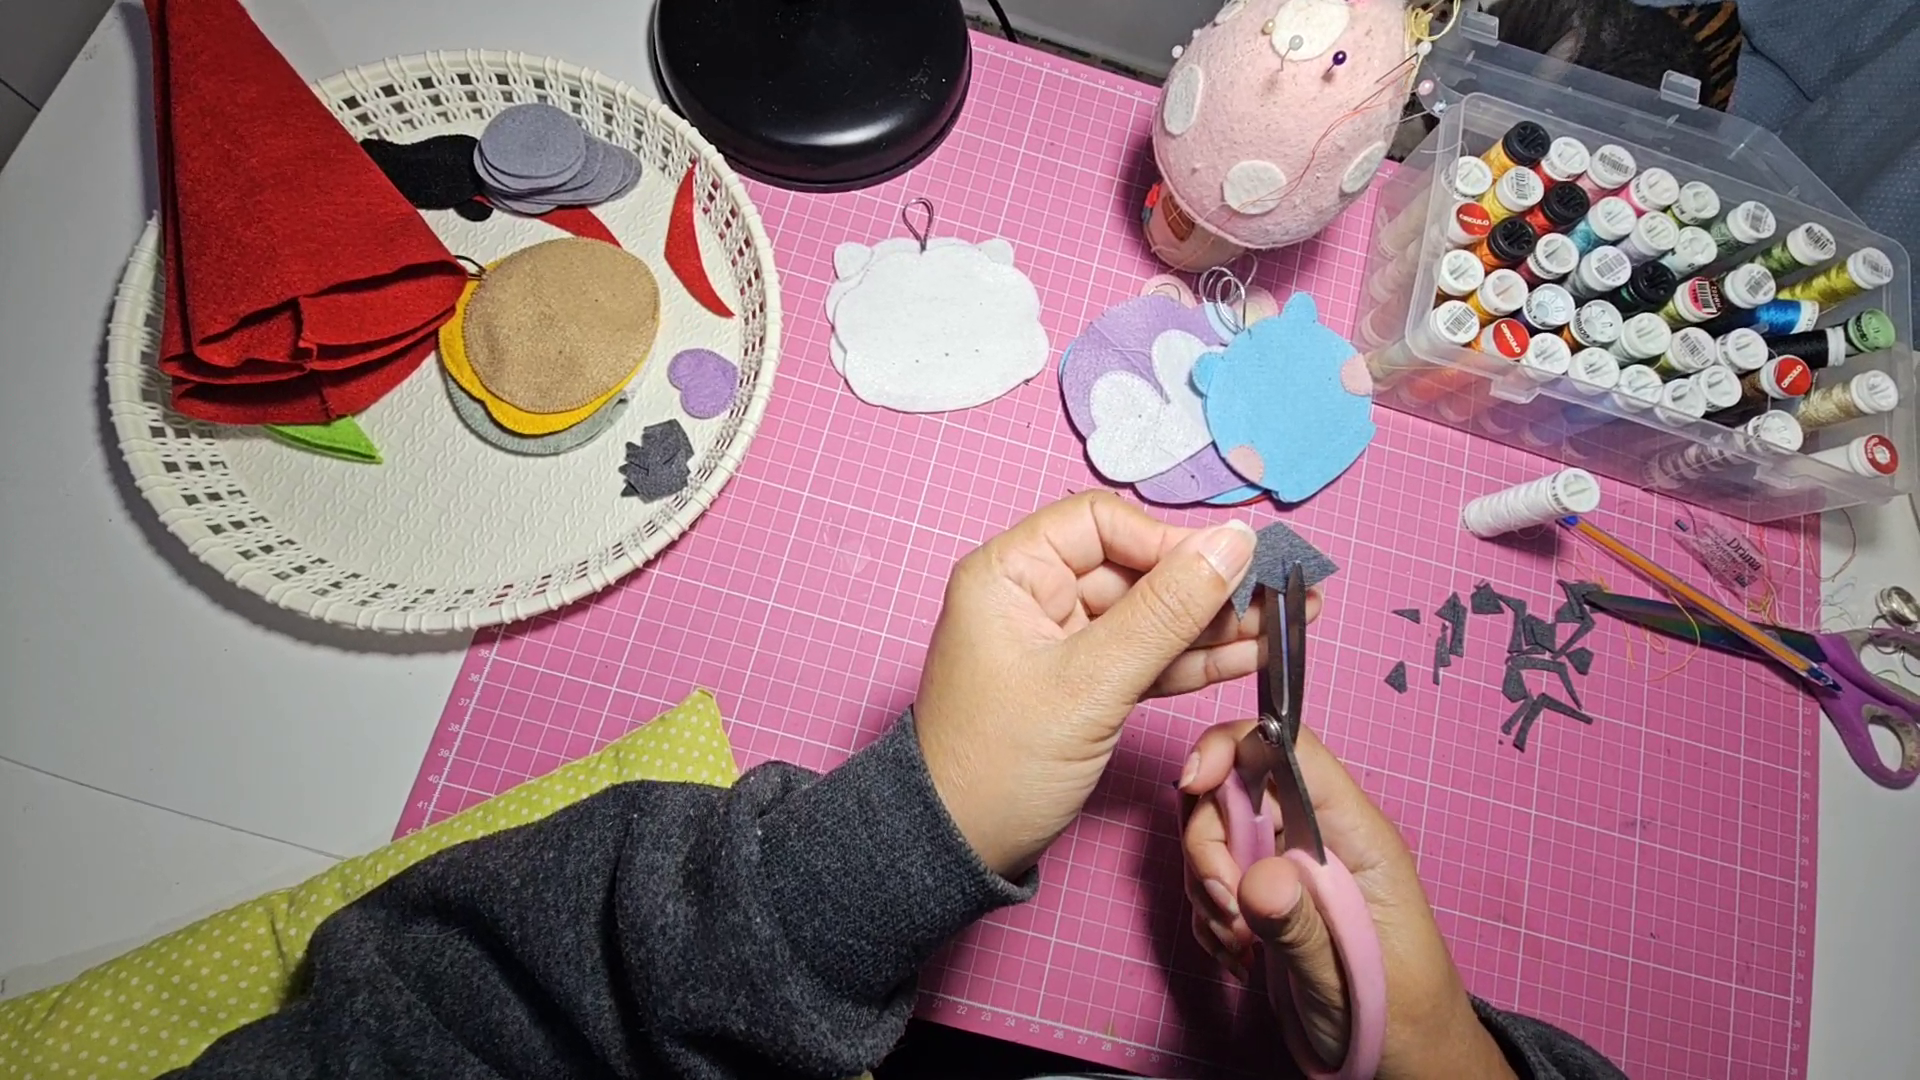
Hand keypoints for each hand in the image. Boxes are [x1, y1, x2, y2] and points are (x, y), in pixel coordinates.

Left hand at [915, 491, 1277, 878]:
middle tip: (1282, 594)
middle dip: (1205, 585)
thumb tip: (1231, 544)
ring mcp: (1061, 639)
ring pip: (1147, 614)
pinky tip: (1248, 654)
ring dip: (1211, 623)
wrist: (961, 846)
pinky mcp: (1082, 680)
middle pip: (1133, 568)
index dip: (1168, 541)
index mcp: (1011, 573)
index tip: (1230, 565)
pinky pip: (1144, 655)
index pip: (1101, 524)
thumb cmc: (998, 762)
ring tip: (1284, 622)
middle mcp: (1034, 594)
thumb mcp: (1089, 683)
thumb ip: (1165, 612)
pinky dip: (1191, 658)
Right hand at [1180, 722, 1517, 1079]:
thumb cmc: (1403, 1024)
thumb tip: (1255, 880)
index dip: (1232, 745)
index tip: (1194, 781)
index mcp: (1352, 832)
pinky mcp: (1261, 888)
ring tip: (1239, 946)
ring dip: (1206, 888)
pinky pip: (1208, 874)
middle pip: (1232, 790)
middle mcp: (1313, 832)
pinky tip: (1237, 956)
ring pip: (1211, 832)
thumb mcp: (1351, 984)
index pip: (1288, 748)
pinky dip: (1207, 913)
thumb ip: (1303, 931)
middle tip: (1227, 910)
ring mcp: (1284, 859)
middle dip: (1208, 844)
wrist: (1412, 1066)